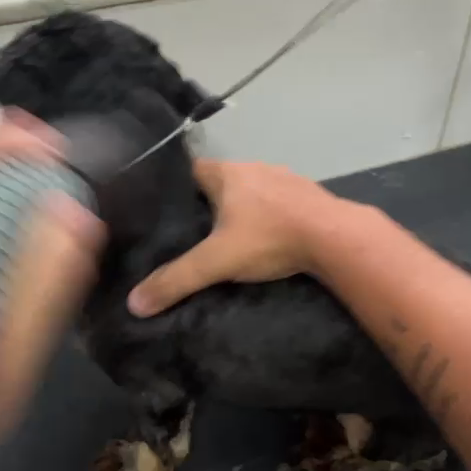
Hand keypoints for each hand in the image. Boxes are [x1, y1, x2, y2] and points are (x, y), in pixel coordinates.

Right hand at [127, 158, 346, 316]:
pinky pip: (279, 201)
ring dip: (242, 210)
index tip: (165, 214)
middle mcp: (255, 167)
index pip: (190, 171)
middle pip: (220, 182)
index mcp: (228, 173)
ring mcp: (285, 178)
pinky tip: (269, 237)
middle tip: (194, 234)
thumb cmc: (270, 239)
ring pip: (252, 191)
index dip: (175, 190)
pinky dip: (270, 215)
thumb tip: (134, 303)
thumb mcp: (217, 262)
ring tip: (231, 238)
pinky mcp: (308, 194)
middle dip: (208, 205)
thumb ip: (176, 279)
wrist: (336, 237)